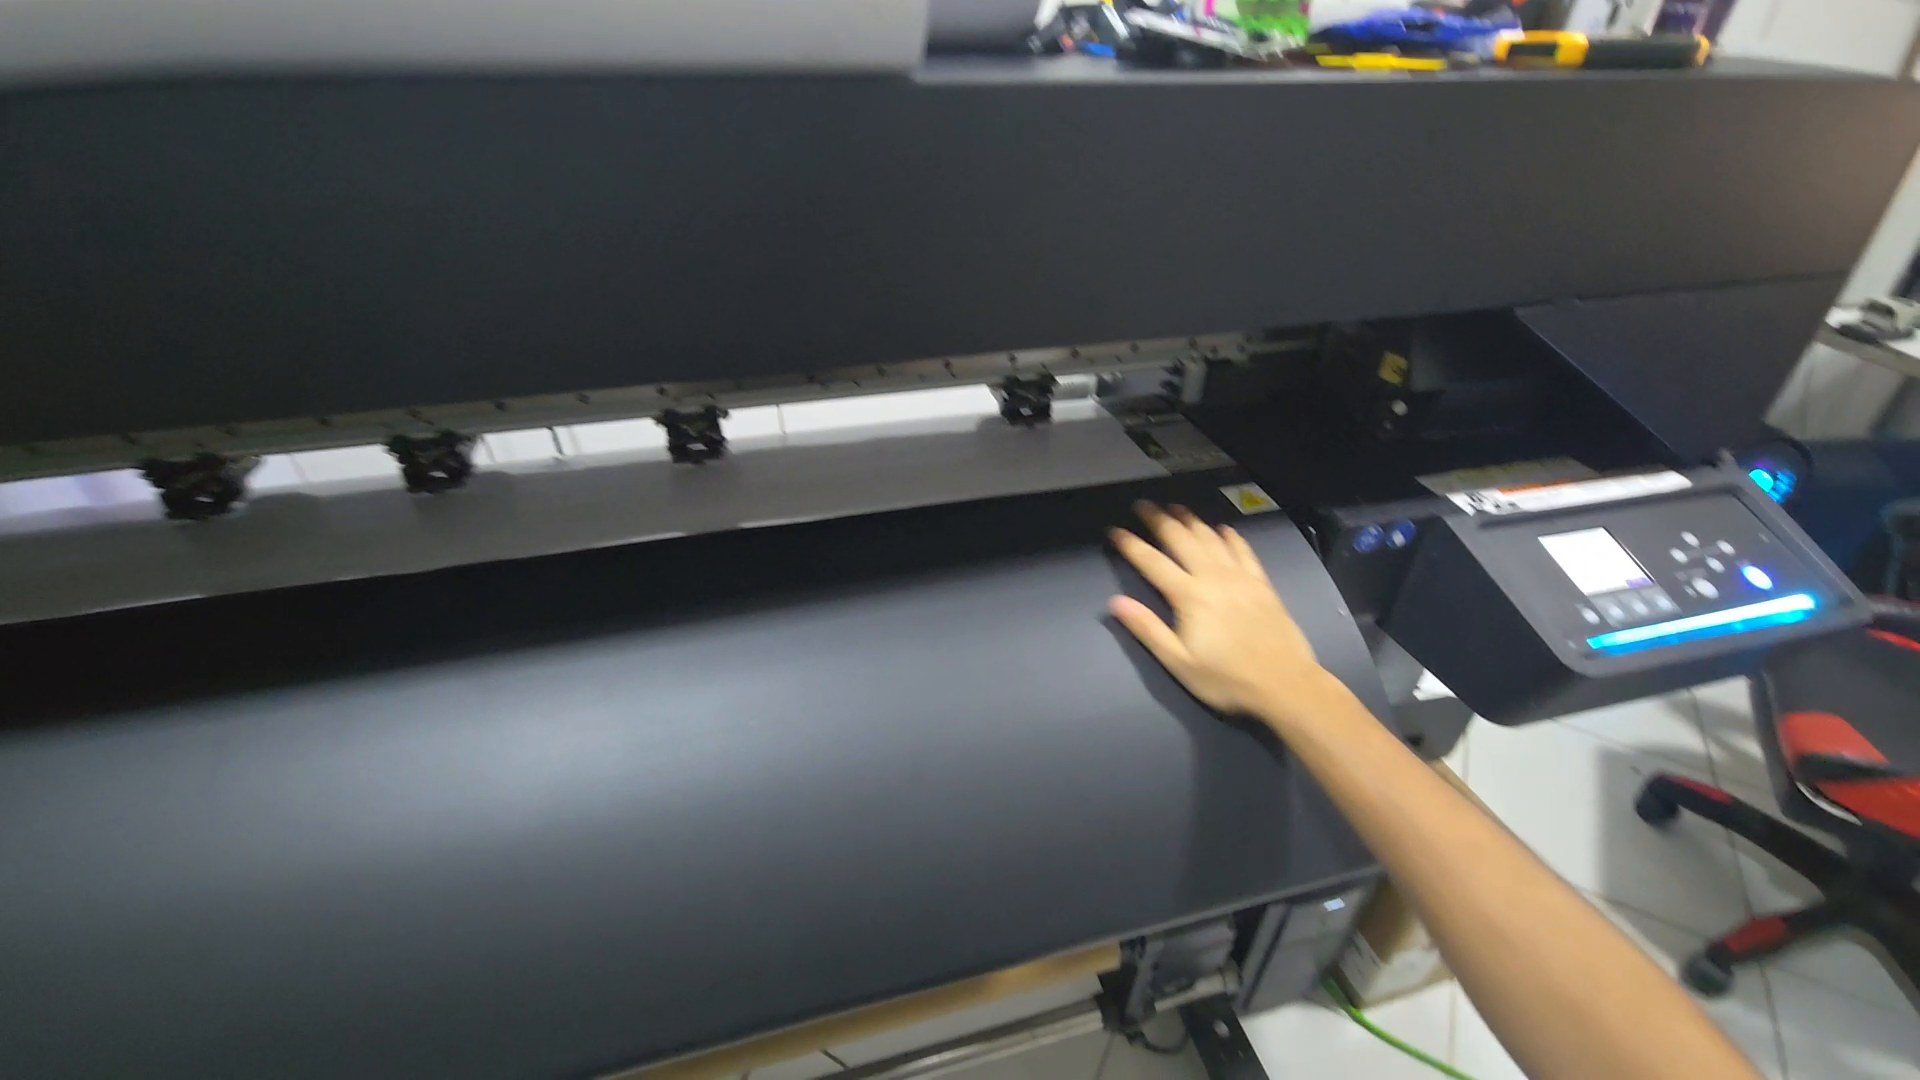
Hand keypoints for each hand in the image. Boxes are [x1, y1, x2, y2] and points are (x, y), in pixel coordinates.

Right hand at [1109, 502, 1326, 719]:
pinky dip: (1230, 536)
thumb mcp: (1179, 662)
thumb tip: (1116, 602)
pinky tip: (1223, 529)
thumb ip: (1147, 629)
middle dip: (1160, 519)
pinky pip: (1243, 550)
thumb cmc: (1226, 678)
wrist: (1285, 684)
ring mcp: (1241, 577)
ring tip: (1176, 508)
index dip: (1131, 545)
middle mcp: (1213, 577)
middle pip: (1182, 539)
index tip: (1115, 531)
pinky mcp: (1262, 583)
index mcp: (1189, 596)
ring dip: (1191, 520)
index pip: (1152, 562)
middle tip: (1144, 505)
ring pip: (1211, 538)